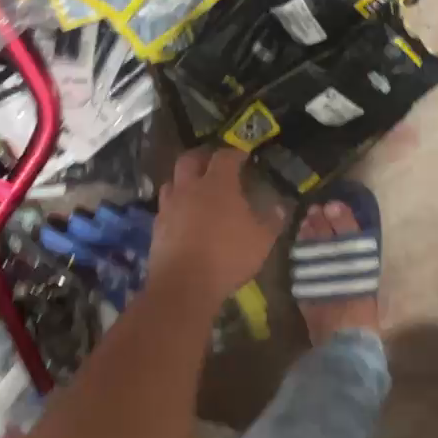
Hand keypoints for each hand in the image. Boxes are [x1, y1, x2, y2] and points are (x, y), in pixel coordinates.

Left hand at [150, 148, 286, 307]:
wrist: (185, 284)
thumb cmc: (228, 256)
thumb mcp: (262, 240)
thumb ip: (272, 220)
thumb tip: (279, 207)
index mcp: (217, 184)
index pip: (225, 157)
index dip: (235, 152)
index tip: (243, 154)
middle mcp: (190, 188)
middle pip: (190, 159)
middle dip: (202, 157)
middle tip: (213, 163)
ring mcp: (170, 206)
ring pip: (172, 181)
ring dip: (184, 179)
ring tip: (195, 188)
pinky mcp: (157, 226)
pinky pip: (166, 206)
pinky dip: (176, 204)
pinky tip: (184, 216)